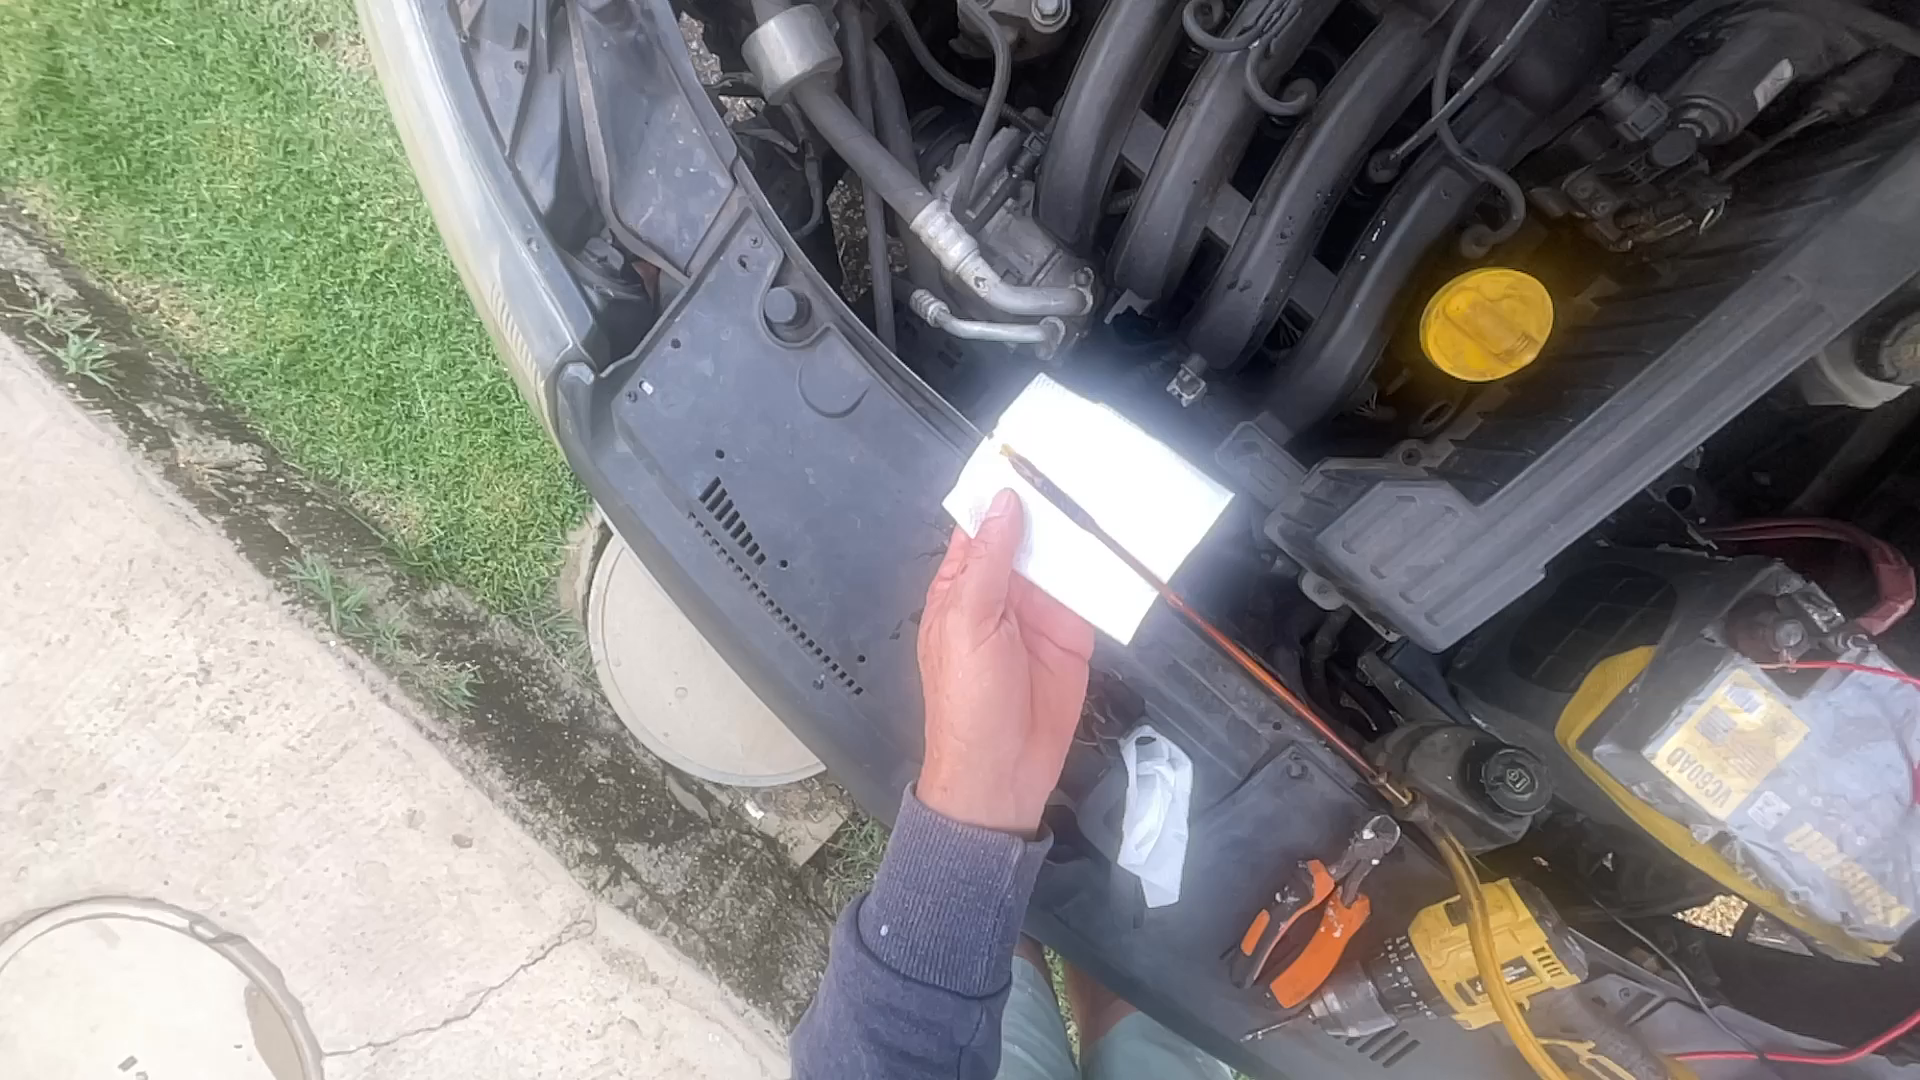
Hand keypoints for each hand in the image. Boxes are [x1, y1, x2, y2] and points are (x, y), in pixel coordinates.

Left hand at [917, 488, 1095, 835]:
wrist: (1002, 770)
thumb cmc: (966, 703)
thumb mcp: (967, 623)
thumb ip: (988, 563)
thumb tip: (1003, 505)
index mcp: (963, 585)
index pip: (980, 525)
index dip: (1000, 492)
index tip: (1024, 454)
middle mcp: (1002, 592)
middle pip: (1028, 535)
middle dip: (1049, 506)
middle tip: (1078, 463)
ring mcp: (1039, 611)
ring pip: (1062, 559)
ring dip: (1079, 533)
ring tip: (1104, 490)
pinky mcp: (1072, 633)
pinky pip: (1089, 592)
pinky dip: (1103, 571)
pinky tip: (1119, 544)